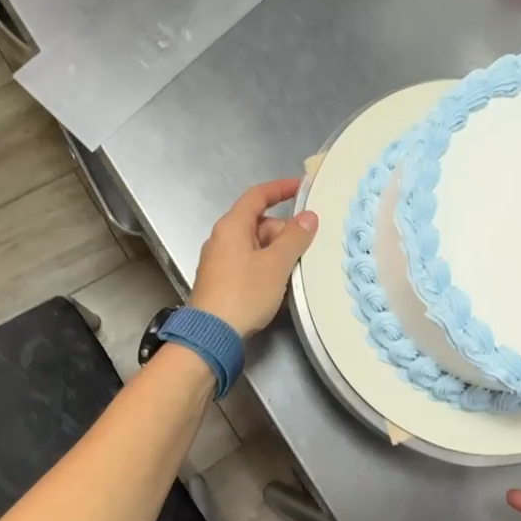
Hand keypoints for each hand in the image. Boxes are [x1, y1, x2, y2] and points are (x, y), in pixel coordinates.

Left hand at [188, 178, 318, 337]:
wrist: (212, 334)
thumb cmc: (244, 293)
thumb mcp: (276, 264)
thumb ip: (294, 238)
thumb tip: (308, 217)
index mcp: (232, 226)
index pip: (257, 196)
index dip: (280, 189)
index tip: (301, 187)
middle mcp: (222, 238)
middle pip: (258, 223)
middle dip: (284, 231)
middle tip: (306, 247)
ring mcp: (219, 261)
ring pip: (255, 245)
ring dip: (277, 252)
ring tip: (296, 268)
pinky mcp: (221, 281)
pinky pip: (249, 263)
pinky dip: (266, 266)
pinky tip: (280, 284)